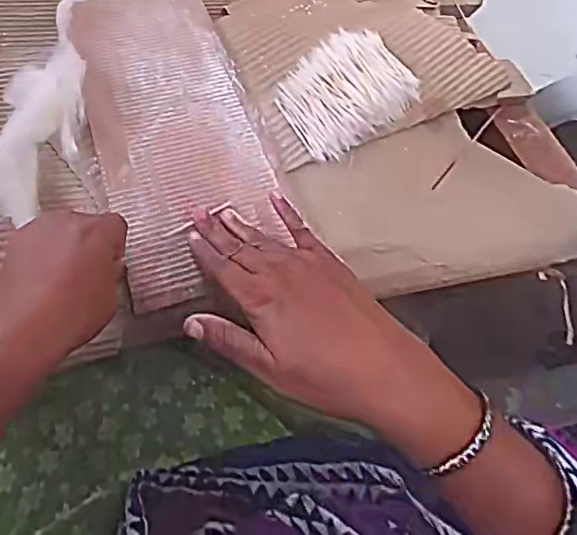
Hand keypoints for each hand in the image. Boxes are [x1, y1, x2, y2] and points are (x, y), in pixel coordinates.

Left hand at [0, 210, 126, 369]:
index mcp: (97, 233)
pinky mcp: (18, 237)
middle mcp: (69, 221)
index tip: (109, 260)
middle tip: (84, 271)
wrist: (24, 325)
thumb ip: (110, 272)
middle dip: (87, 243)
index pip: (114, 224)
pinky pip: (37, 238)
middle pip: (85, 223)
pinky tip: (38, 279)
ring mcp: (41, 226)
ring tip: (57, 277)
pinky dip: (39, 251)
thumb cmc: (70, 315)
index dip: (114, 243)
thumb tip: (106, 267)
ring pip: (59, 229)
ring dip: (62, 245)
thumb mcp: (108, 300)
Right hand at [186, 195, 484, 463]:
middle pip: (238, 246)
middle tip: (196, 209)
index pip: (222, 268)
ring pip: (263, 237)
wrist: (388, 369)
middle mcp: (277, 272)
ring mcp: (304, 262)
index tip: (188, 233)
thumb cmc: (325, 378)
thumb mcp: (270, 368)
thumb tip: (189, 321)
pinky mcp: (328, 262)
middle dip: (215, 229)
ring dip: (240, 223)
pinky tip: (274, 199)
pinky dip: (286, 213)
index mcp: (259, 298)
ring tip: (223, 209)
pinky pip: (300, 230)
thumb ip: (229, 341)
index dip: (203, 250)